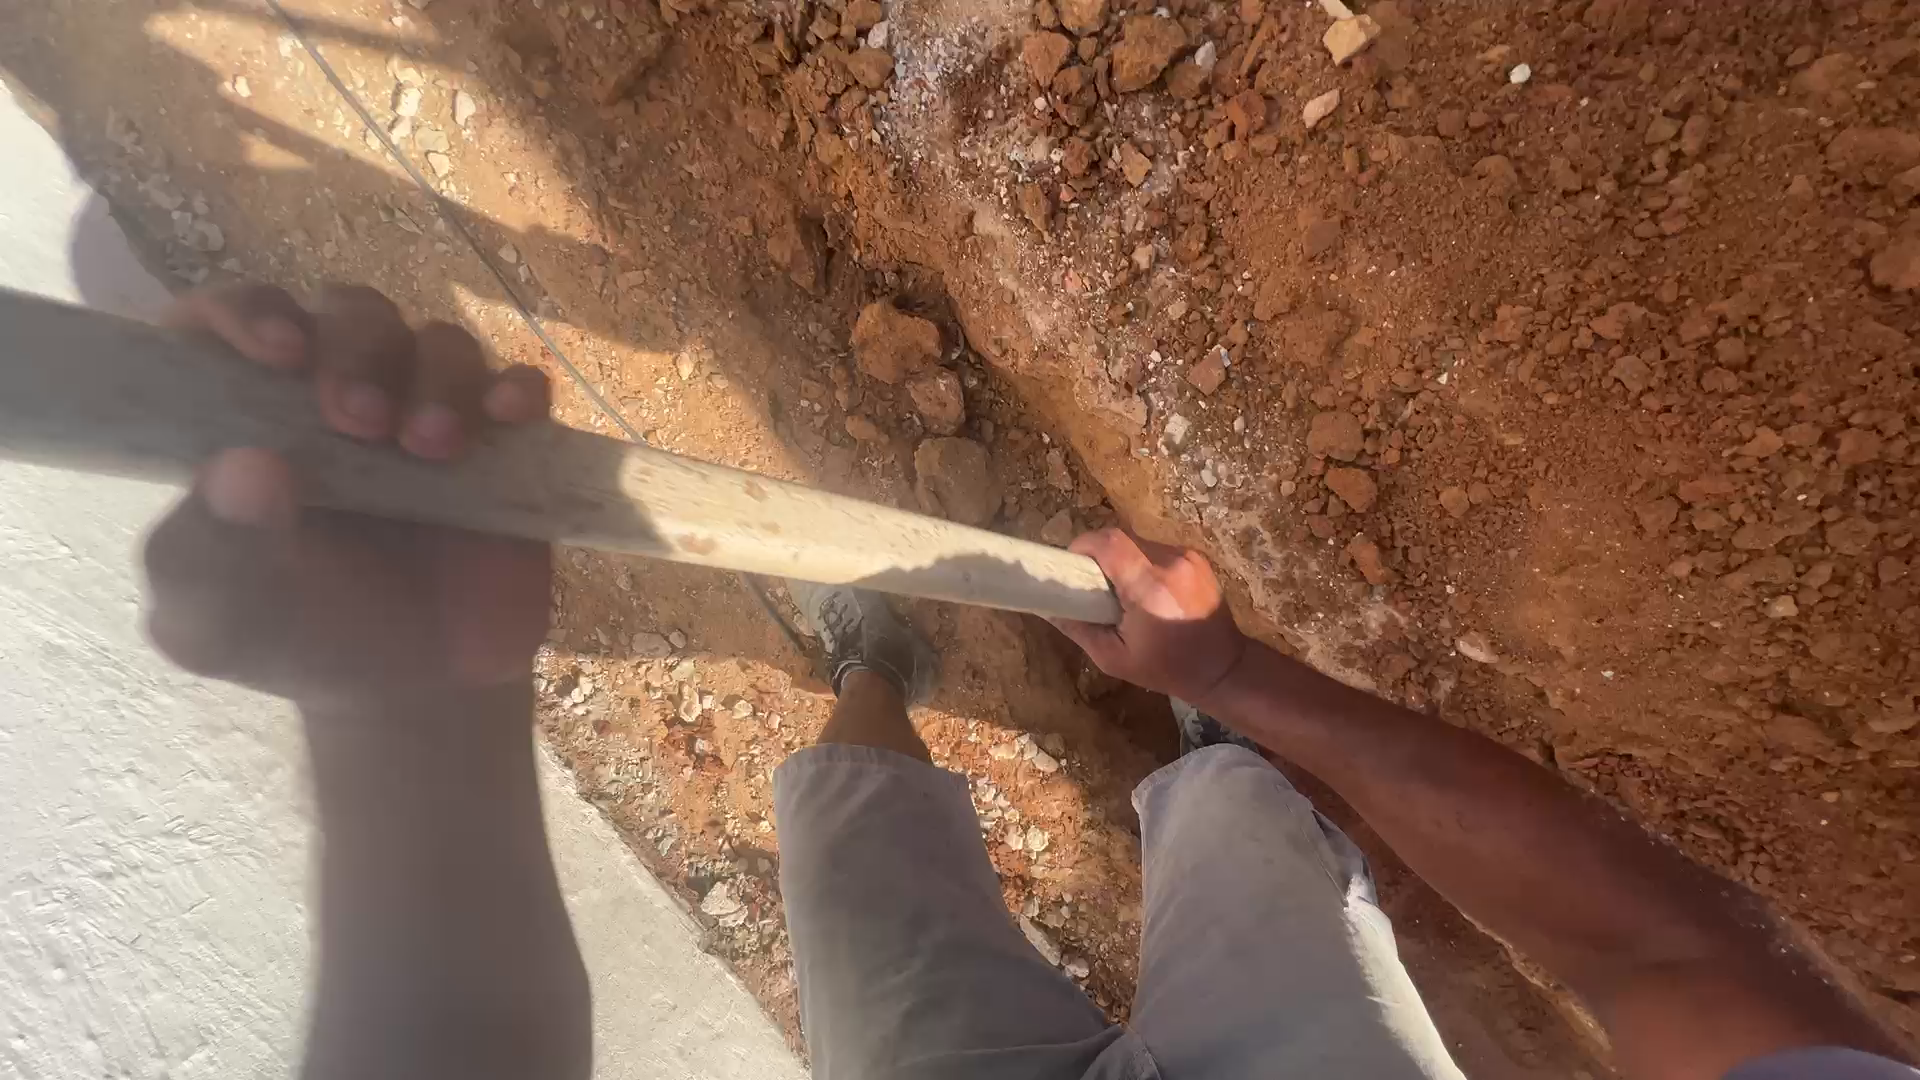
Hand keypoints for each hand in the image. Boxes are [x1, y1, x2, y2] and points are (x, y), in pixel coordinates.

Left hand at [142, 283, 553, 708]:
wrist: (430, 681)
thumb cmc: (312, 641)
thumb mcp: (223, 618)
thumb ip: (211, 550)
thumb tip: (245, 464)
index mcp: (252, 422)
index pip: (232, 325)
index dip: (250, 314)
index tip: (278, 353)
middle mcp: (344, 402)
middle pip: (352, 314)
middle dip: (358, 350)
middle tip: (361, 423)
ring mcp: (436, 419)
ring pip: (442, 342)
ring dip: (440, 378)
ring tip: (435, 449)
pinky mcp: (509, 449)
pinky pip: (524, 388)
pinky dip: (520, 389)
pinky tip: (511, 417)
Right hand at [1050, 529, 1248, 705]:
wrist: (1225, 669)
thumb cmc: (1167, 670)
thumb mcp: (1114, 659)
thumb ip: (1079, 629)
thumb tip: (1046, 608)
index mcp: (1150, 588)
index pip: (1109, 542)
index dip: (1082, 546)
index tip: (1071, 566)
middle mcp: (1171, 563)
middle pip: (1120, 538)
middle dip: (1099, 556)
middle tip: (1090, 585)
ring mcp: (1187, 556)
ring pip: (1137, 542)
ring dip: (1121, 560)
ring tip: (1120, 592)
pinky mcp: (1195, 557)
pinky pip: (1155, 549)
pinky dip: (1141, 564)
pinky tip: (1145, 592)